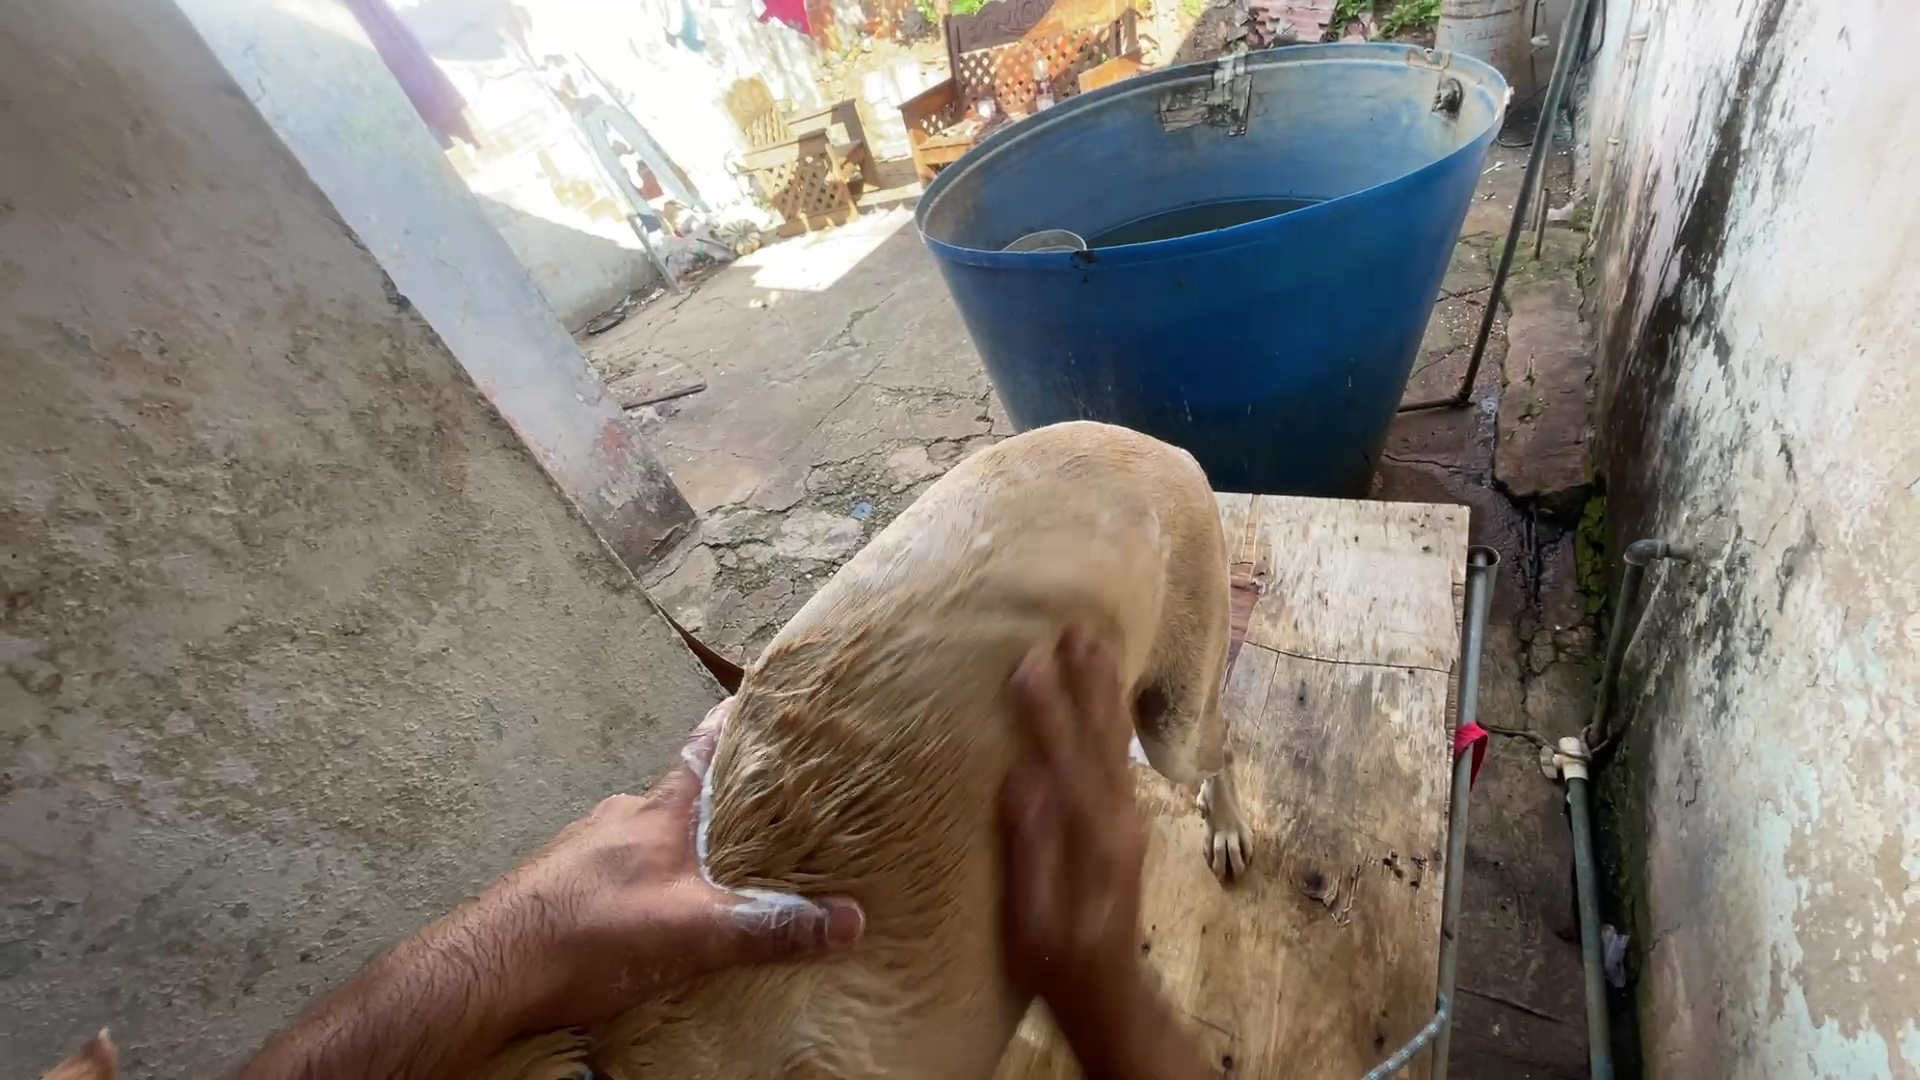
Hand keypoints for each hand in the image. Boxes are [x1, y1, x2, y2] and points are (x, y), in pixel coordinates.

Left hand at [236, 700, 865, 1079]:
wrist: (479, 973)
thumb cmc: (591, 931)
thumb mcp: (694, 932)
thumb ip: (770, 927)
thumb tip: (853, 921)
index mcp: (661, 807)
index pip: (706, 745)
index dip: (733, 719)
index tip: (758, 697)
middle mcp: (624, 813)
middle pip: (682, 787)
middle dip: (719, 791)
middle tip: (761, 800)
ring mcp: (587, 845)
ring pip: (650, 827)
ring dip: (681, 836)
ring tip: (714, 861)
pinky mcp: (561, 880)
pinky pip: (620, 862)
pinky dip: (647, 869)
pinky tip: (652, 904)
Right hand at [999, 630, 1146, 1027]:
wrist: (1110, 991)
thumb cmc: (1056, 958)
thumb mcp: (1030, 917)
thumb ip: (1028, 846)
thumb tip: (1019, 777)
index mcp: (1090, 836)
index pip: (1064, 758)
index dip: (1044, 710)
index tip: (1028, 663)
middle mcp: (1118, 816)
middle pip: (1101, 735)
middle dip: (1089, 680)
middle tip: (1078, 630)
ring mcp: (1129, 816)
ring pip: (1117, 739)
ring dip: (1107, 689)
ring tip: (1099, 645)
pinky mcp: (1130, 819)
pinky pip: (1122, 754)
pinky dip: (1116, 716)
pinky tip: (1110, 697)